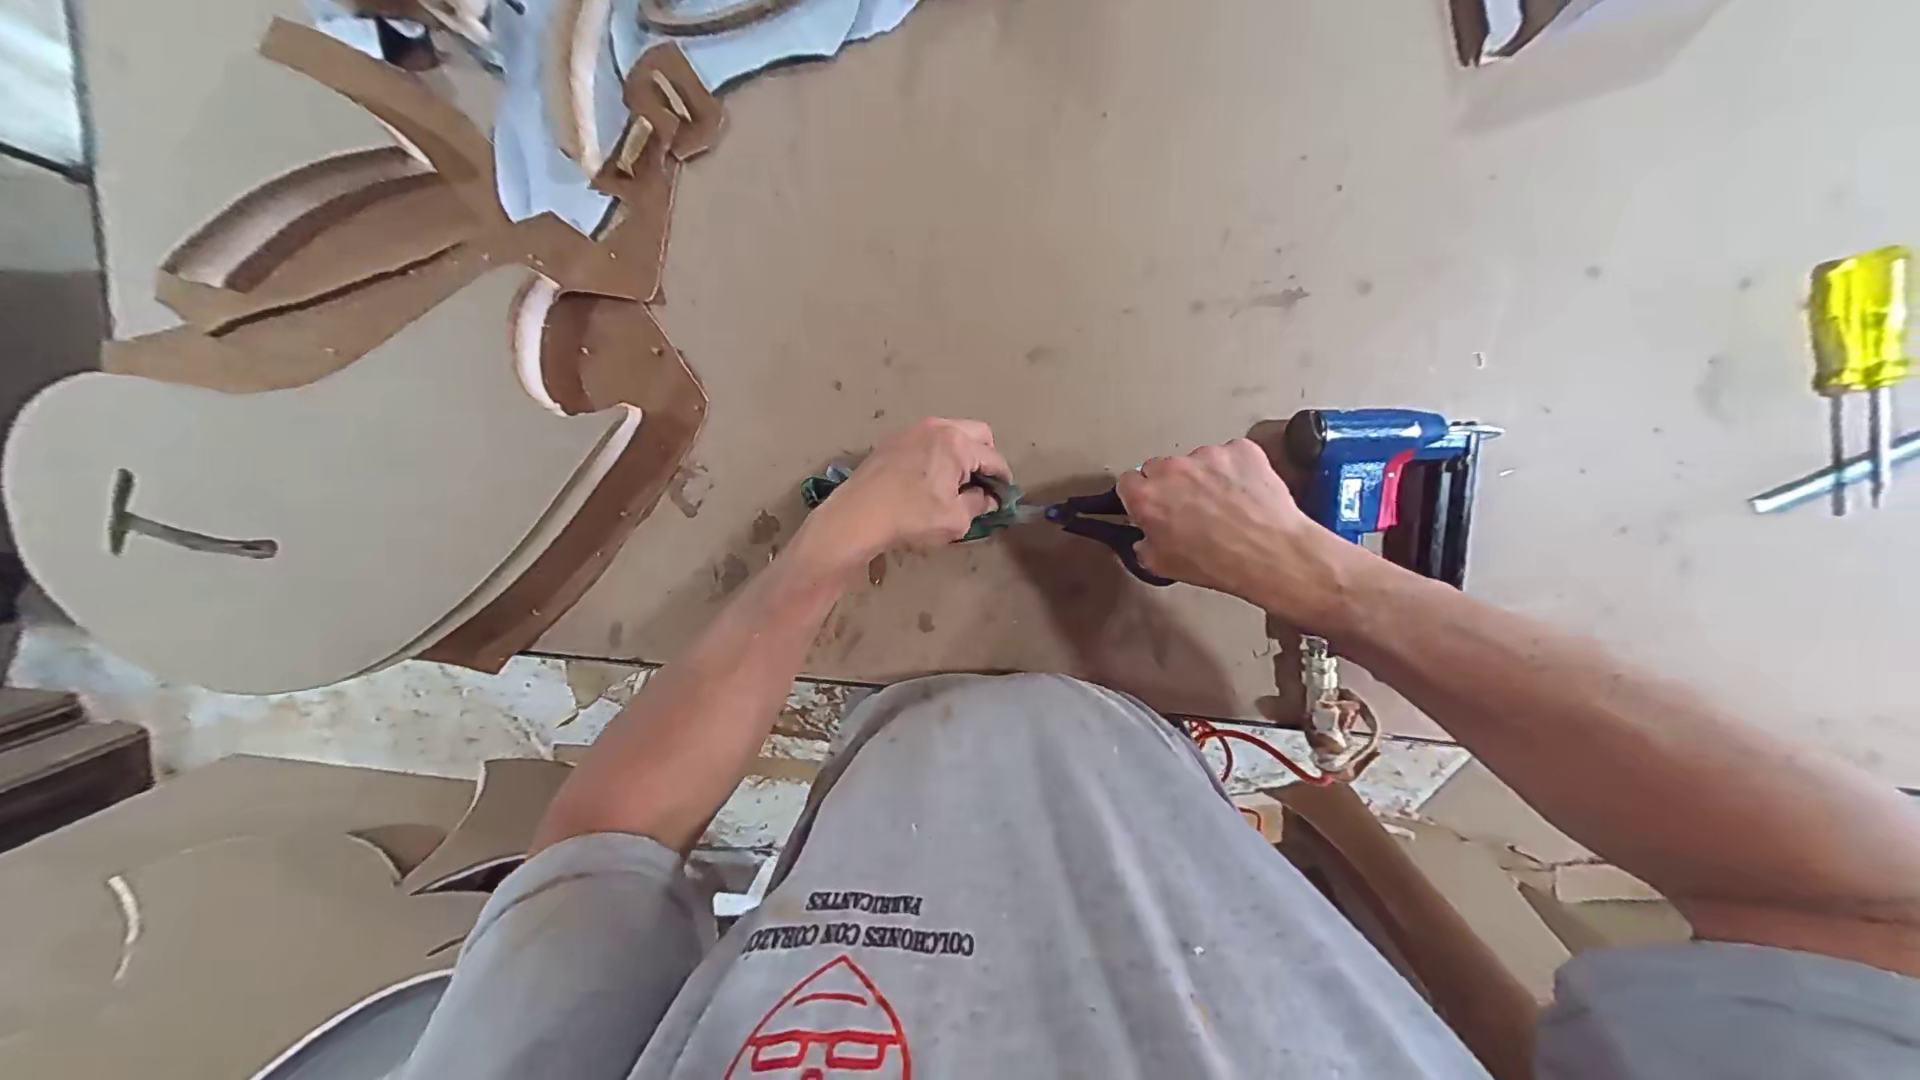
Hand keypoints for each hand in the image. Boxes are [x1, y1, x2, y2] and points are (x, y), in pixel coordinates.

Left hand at [794, 418, 1010, 572]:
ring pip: (951, 433)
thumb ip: (978, 504)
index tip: (1003, 495)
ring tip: (956, 482)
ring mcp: (912, 429)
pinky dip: (938, 453)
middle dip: (985, 457)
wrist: (856, 517)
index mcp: (957, 443)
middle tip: (982, 484)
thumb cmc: (910, 518)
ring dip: (961, 453)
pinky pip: (928, 440)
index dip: (1003, 479)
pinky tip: (930, 478)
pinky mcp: (893, 439)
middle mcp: (937, 427)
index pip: (993, 458)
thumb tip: (987, 498)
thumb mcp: (955, 519)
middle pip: (977, 434)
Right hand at [1116, 439, 1365, 628]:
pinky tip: (1242, 493)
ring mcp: (1207, 455)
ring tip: (1223, 504)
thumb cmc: (1220, 562)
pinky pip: (1229, 454)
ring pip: (1195, 460)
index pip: (1128, 482)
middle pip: (1160, 467)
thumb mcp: (1162, 565)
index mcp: (1146, 496)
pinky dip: (1234, 469)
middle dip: (1170, 484)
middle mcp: (1171, 469)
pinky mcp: (1239, 449)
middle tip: (1188, 507)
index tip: (1150, 503)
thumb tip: (1146, 538)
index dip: (1140, 495)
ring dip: (1203, 476)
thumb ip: (1143, 544)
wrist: (1271, 554)